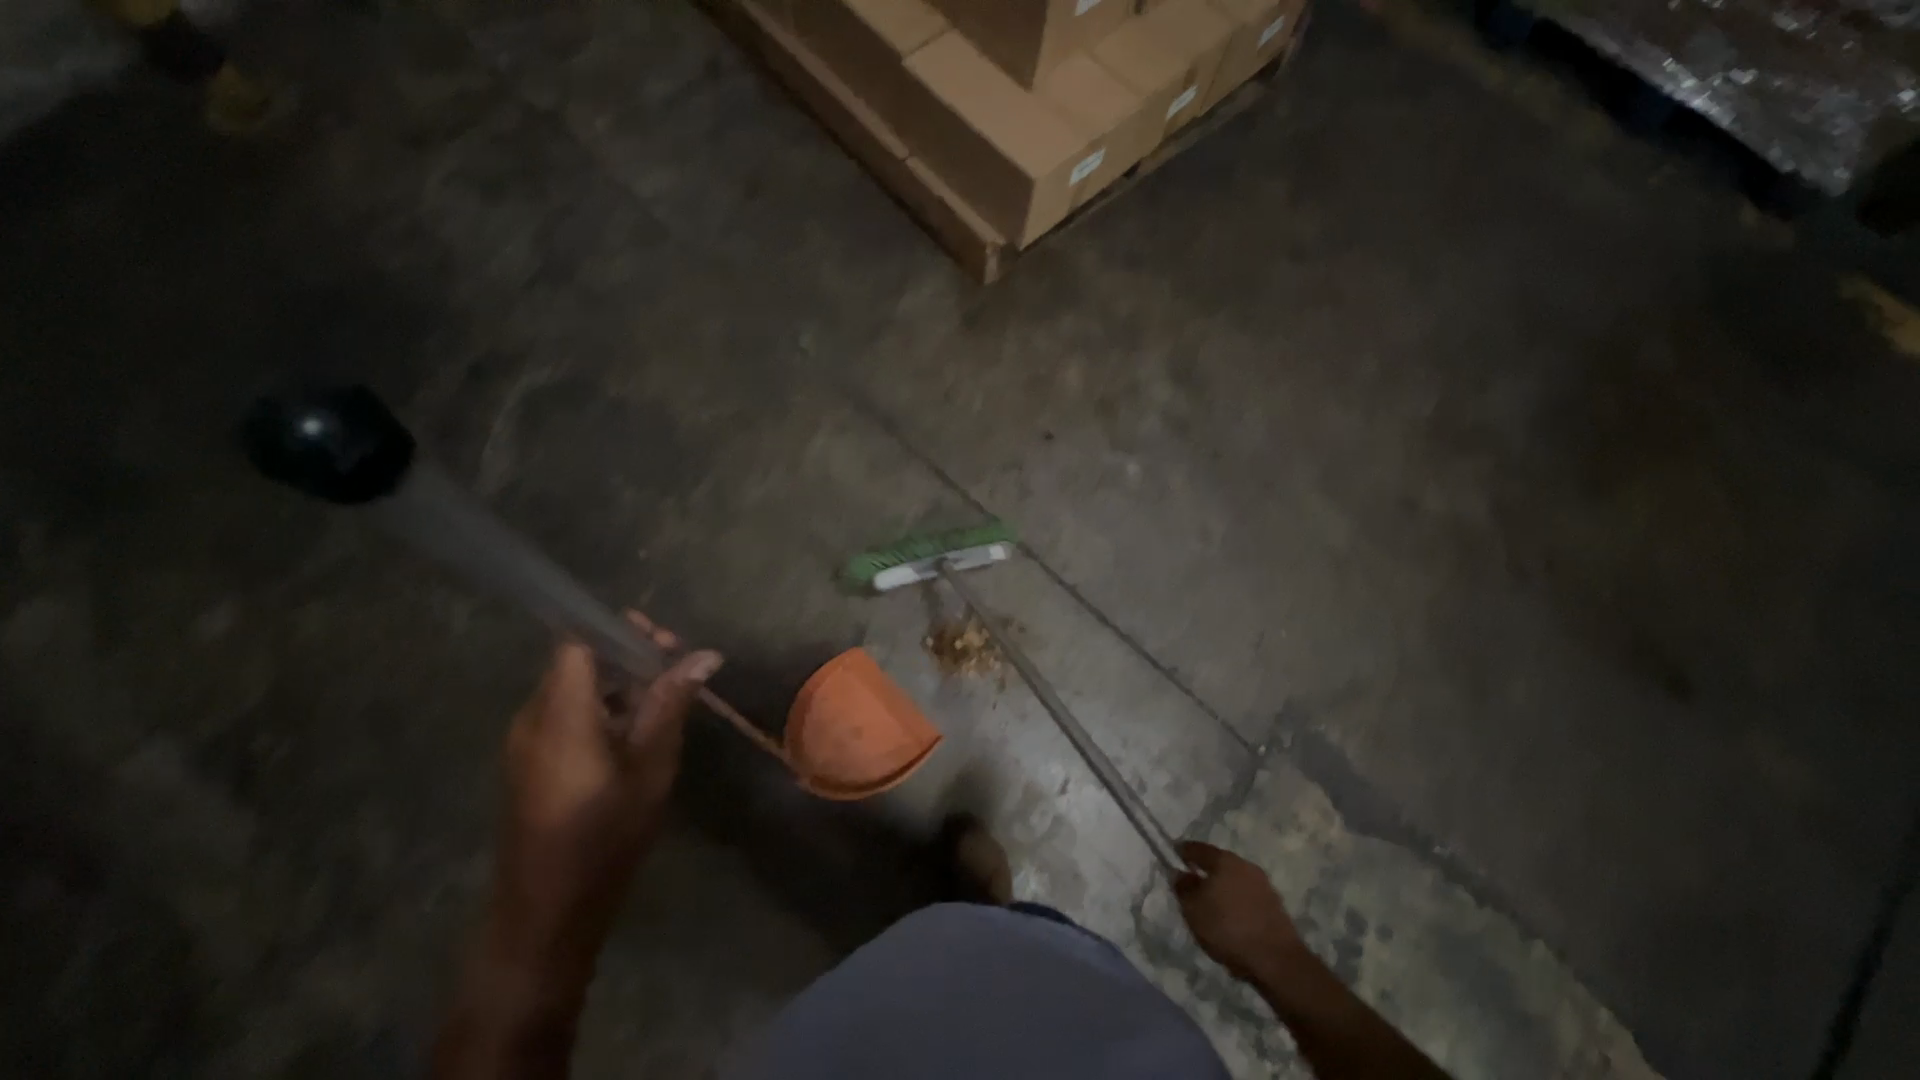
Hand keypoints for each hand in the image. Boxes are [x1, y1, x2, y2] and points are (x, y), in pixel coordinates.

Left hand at [493, 613, 720, 956]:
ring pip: (571, 690)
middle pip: (576, 662)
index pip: (578, 641)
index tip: (664, 644)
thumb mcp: (651, 769)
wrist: (545, 911)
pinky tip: (632, 738)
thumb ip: (671, 705)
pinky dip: (598, 712)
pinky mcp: (527, 763)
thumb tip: (704, 656)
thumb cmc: (604, 838)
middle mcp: (533, 717)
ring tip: (661, 708)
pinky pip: (563, 716)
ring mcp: (524, 742)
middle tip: (675, 674)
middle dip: (626, 658)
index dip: (620, 632)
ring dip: (615, 687)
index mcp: (561, 713)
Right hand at [1174, 841, 1307, 982]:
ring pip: (1235, 881)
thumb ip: (1183, 887)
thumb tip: (1181, 873)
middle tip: (1191, 884)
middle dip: (1205, 872)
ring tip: (1211, 906)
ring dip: (1223, 889)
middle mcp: (1246, 866)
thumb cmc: (1227, 928)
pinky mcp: (1275, 906)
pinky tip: (1231, 919)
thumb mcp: (1193, 909)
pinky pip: (1247, 898)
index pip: (1198, 849)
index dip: (1184, 852)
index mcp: (1224, 860)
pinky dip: (1236, 903)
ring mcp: (1264, 885)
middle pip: (1219, 864)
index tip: (1173, 856)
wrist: (1275, 959)